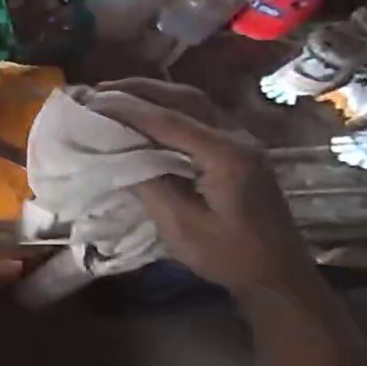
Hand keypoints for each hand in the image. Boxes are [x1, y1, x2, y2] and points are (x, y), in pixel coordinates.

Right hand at [86, 78, 317, 300]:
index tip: (89, 101)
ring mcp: (241, 143)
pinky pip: (199, 116)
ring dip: (152, 94)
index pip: (168, 120)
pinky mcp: (237, 151)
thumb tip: (114, 156)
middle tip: (96, 90)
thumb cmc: (227, 254)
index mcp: (226, 156)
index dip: (126, 108)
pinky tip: (144, 113)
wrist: (277, 275)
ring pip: (194, 102)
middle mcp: (238, 139)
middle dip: (138, 91)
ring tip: (113, 94)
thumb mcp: (180, 224)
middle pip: (185, 99)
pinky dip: (166, 107)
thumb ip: (149, 184)